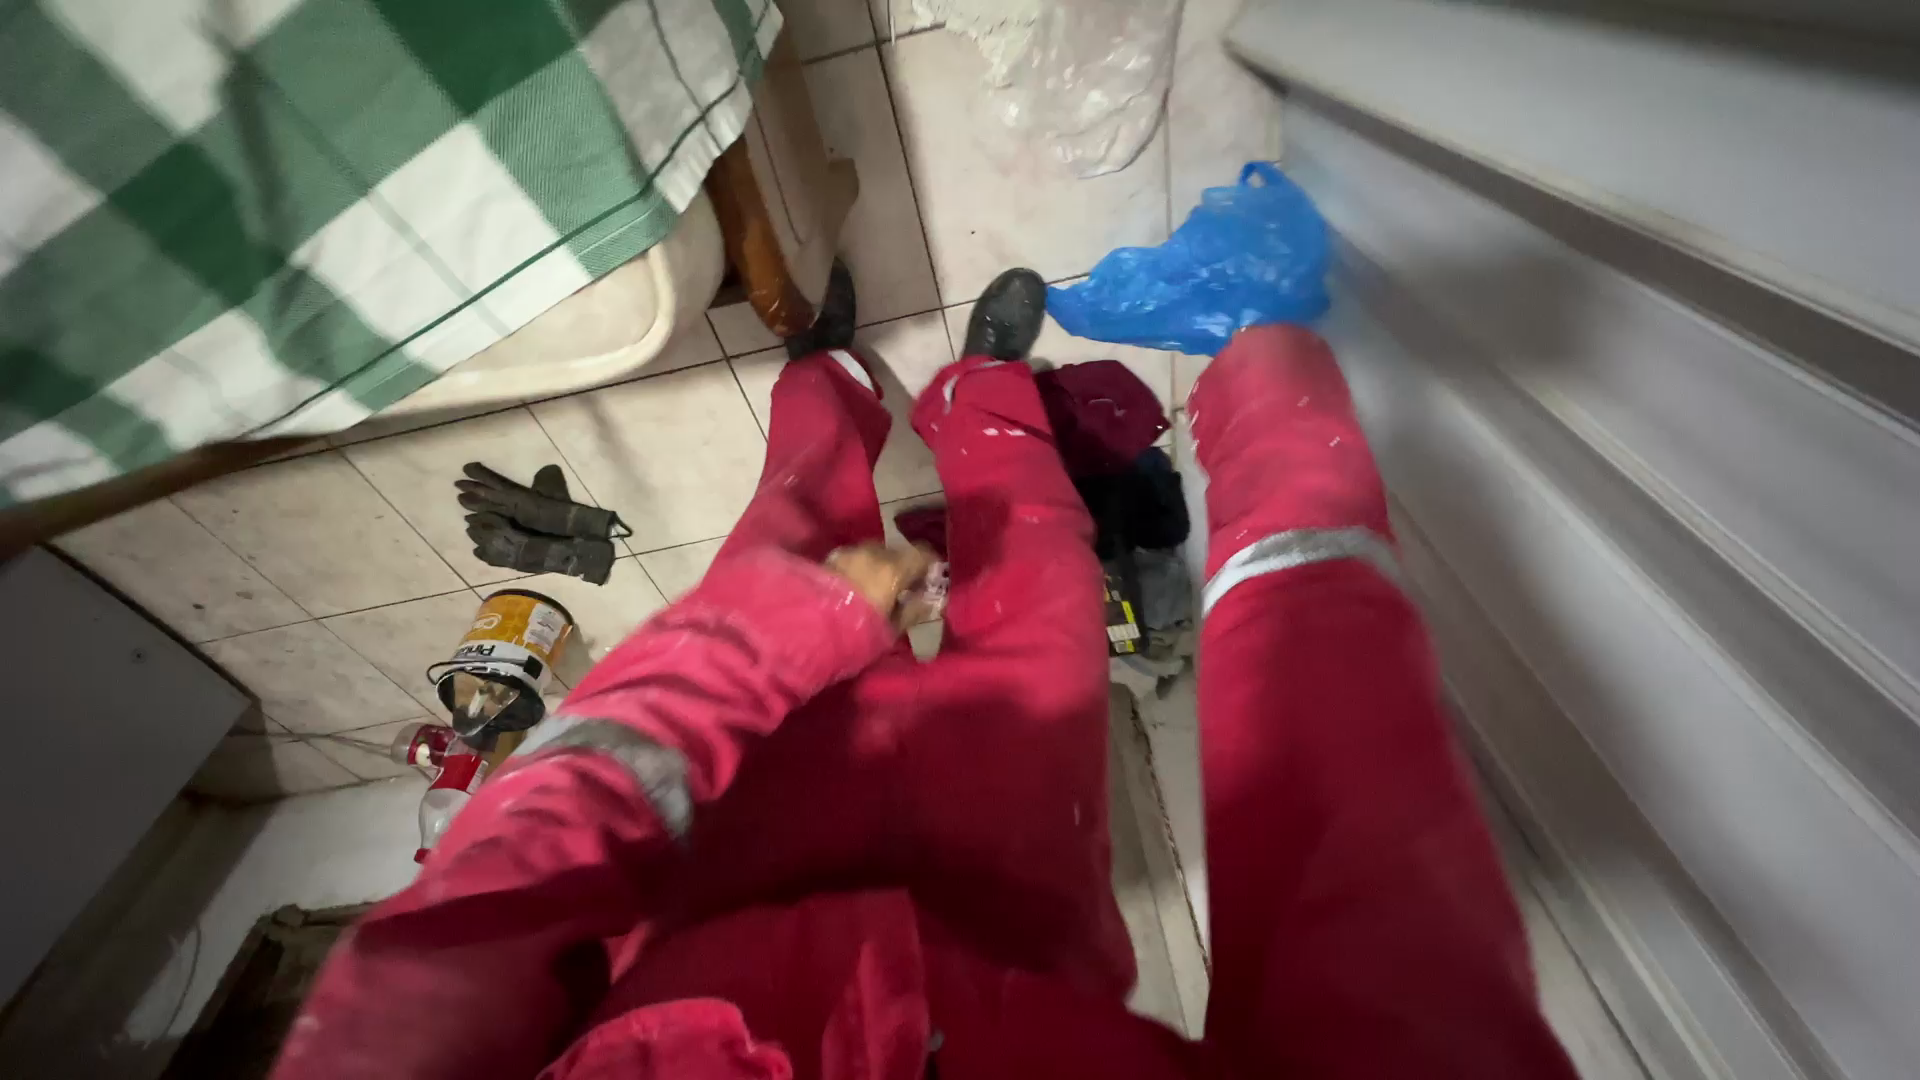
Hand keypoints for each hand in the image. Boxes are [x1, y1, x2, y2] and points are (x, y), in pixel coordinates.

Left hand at [825, 543, 940, 631]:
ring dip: (877, 564)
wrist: (806, 632)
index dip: (929, 565)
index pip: (922, 553)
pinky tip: (852, 587)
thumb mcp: (890, 630)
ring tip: (872, 587)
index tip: (928, 580)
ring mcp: (847, 552)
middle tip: (899, 588)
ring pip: (872, 552)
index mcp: (892, 569)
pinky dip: (858, 566)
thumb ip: (913, 612)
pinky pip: (852, 557)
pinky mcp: (828, 558)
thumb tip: (930, 602)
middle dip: (901, 566)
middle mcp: (871, 553)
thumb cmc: (855, 636)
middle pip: (895, 551)